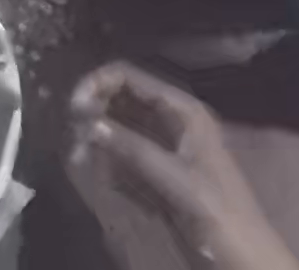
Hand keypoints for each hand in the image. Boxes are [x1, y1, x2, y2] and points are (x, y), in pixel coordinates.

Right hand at [68, 61, 298, 269]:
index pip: (128, 77)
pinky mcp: (158, 173)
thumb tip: (88, 124)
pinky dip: (107, 159)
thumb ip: (133, 150)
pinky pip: (123, 154)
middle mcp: (170, 120)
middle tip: (74, 132)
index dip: (98, 83)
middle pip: (120, 97)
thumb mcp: (179, 183)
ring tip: (80, 155)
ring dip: (98, 136)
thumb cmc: (224, 222)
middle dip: (95, 109)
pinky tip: (97, 172)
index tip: (75, 107)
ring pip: (118, 125)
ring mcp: (164, 147)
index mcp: (181, 111)